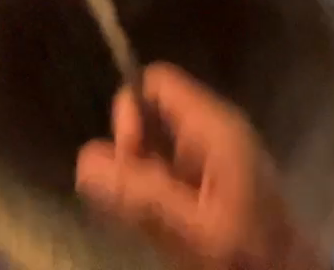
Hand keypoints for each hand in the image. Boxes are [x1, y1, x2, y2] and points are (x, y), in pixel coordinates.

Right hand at [75, 63, 323, 269]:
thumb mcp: (195, 231)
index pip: (156, 81)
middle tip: (136, 198)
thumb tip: (82, 161)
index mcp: (215, 126)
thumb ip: (140, 197)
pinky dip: (155, 190)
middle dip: (132, 150)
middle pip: (152, 112)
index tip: (128, 157)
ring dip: (141, 175)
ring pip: (156, 143)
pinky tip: (162, 224)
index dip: (131, 109)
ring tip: (149, 218)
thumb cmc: (251, 258)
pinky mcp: (213, 184)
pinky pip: (168, 169)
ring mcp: (215, 157)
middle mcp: (214, 130)